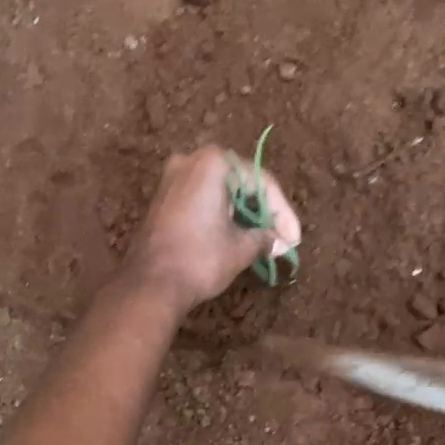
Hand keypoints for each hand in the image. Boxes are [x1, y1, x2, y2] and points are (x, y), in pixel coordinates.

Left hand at [118, 146, 301, 311]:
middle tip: (281, 238)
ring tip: (263, 239)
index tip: (294, 240)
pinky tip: (235, 235)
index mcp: (214, 162)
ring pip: (220, 191)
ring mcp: (172, 179)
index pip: (260, 183)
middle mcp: (191, 160)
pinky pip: (201, 200)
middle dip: (263, 211)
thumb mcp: (240, 249)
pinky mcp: (163, 200)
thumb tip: (281, 243)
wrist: (151, 284)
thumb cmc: (200, 259)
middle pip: (240, 182)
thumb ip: (264, 239)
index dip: (283, 213)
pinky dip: (221, 215)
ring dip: (242, 214)